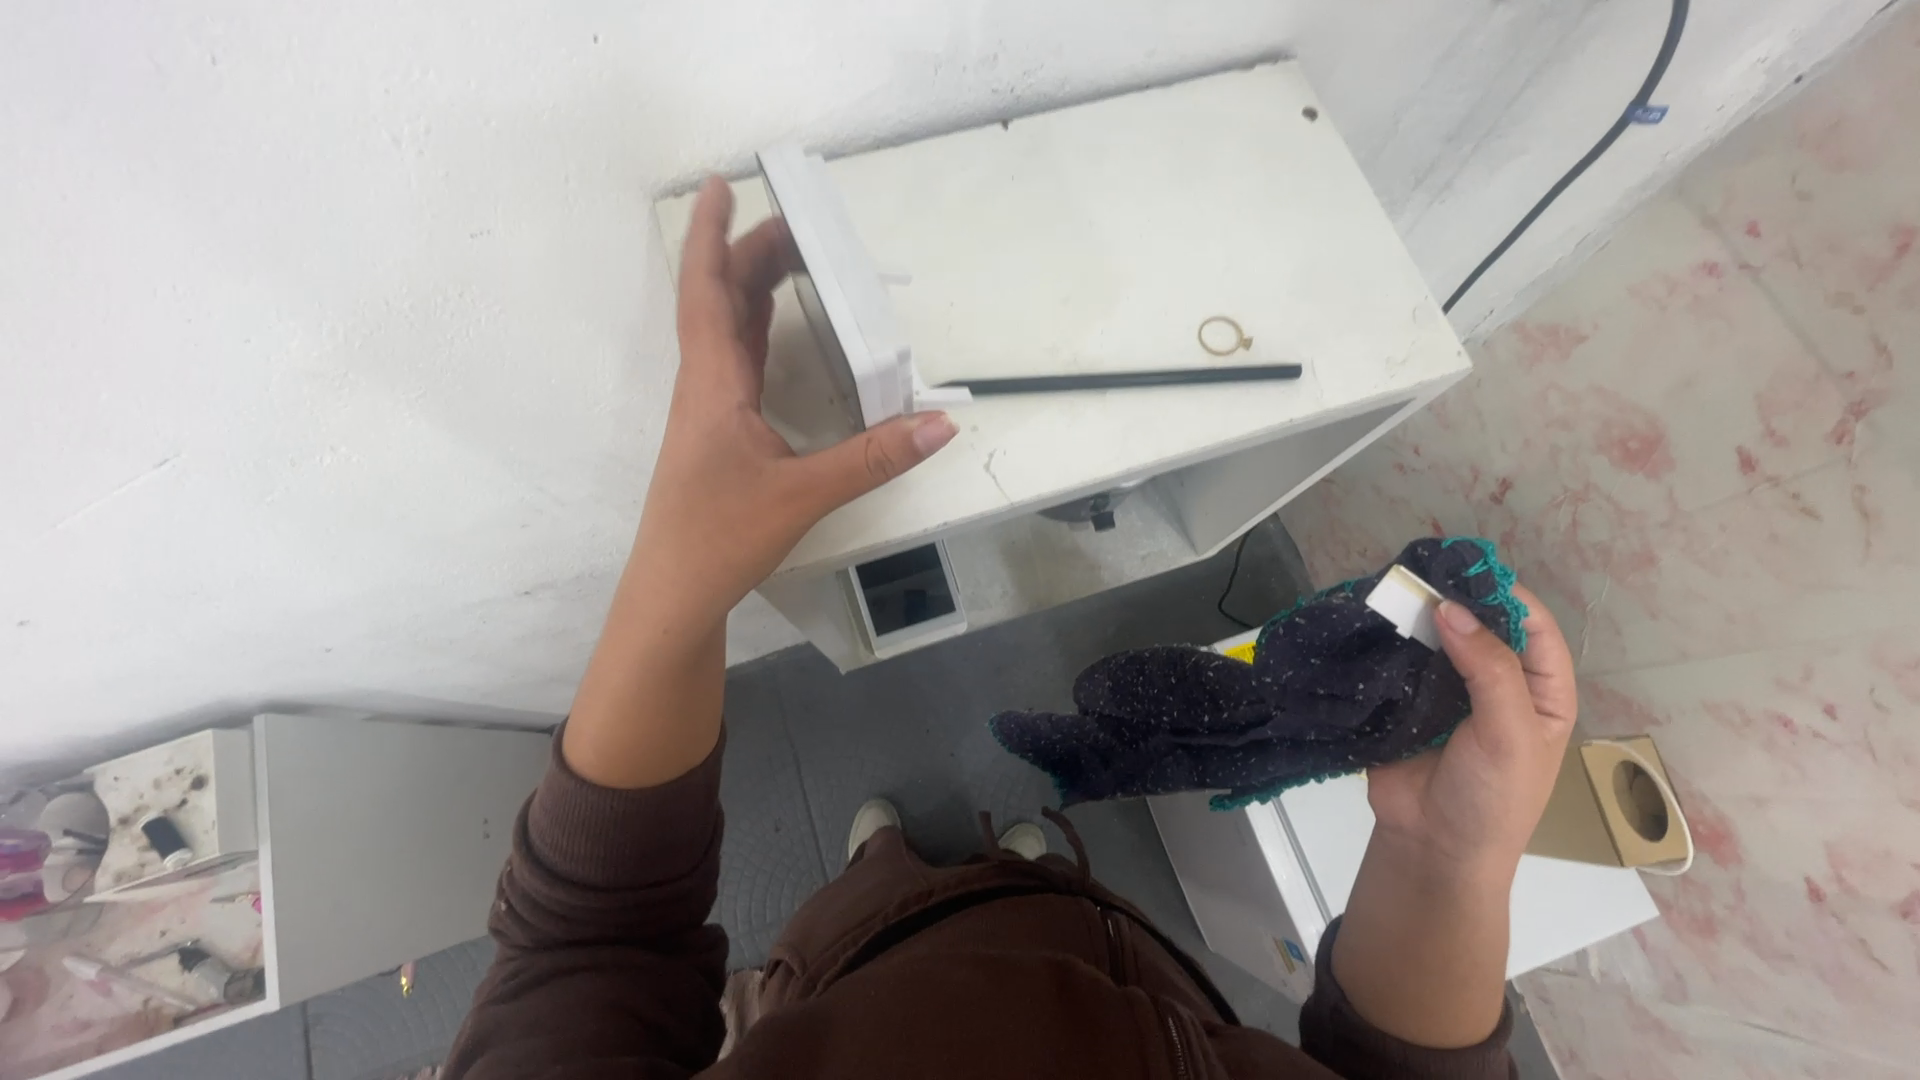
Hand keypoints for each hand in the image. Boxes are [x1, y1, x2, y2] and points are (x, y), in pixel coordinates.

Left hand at [635, 177, 958, 622]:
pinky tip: (775, 330)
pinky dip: (757, 332)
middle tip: (797, 225)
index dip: (712, 236)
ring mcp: (709, 411)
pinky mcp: (719, 434)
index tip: (720, 186)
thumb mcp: (806, 494)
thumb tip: (940, 425)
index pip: (708, 291)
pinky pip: (736, 363)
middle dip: (751, 254)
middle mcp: (705, 387)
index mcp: (714, 385)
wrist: (675, 592)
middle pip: (720, 301)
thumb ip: (875, 458)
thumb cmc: (722, 537)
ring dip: (752, 289)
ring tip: (790, 259)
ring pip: (726, 332)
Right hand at [1364, 584, 1577, 878]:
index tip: (1465, 570)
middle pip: (1479, 628)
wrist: (1430, 845)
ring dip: (1414, 619)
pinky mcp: (1403, 702)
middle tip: (1416, 575)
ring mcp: (1446, 693)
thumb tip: (1449, 608)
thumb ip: (1489, 669)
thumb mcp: (1508, 734)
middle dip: (1452, 602)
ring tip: (1387, 592)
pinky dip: (1385, 643)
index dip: (1505, 596)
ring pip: (1434, 641)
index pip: (1533, 628)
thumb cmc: (1492, 797)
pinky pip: (1397, 664)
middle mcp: (1494, 684)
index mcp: (1539, 692)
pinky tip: (1368, 623)